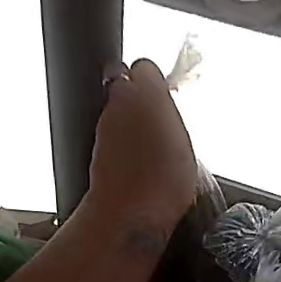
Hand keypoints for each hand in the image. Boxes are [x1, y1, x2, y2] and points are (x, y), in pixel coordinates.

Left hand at [86, 58, 196, 236]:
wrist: (131, 213)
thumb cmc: (165, 183)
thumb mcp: (186, 149)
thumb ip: (172, 122)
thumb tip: (165, 116)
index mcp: (150, 95)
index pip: (146, 68)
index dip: (153, 82)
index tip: (162, 96)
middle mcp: (121, 101)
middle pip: (122, 81)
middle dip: (132, 93)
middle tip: (149, 114)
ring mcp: (104, 123)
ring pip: (113, 108)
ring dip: (125, 119)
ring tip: (143, 146)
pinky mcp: (94, 146)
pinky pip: (108, 134)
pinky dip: (118, 142)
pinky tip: (132, 162)